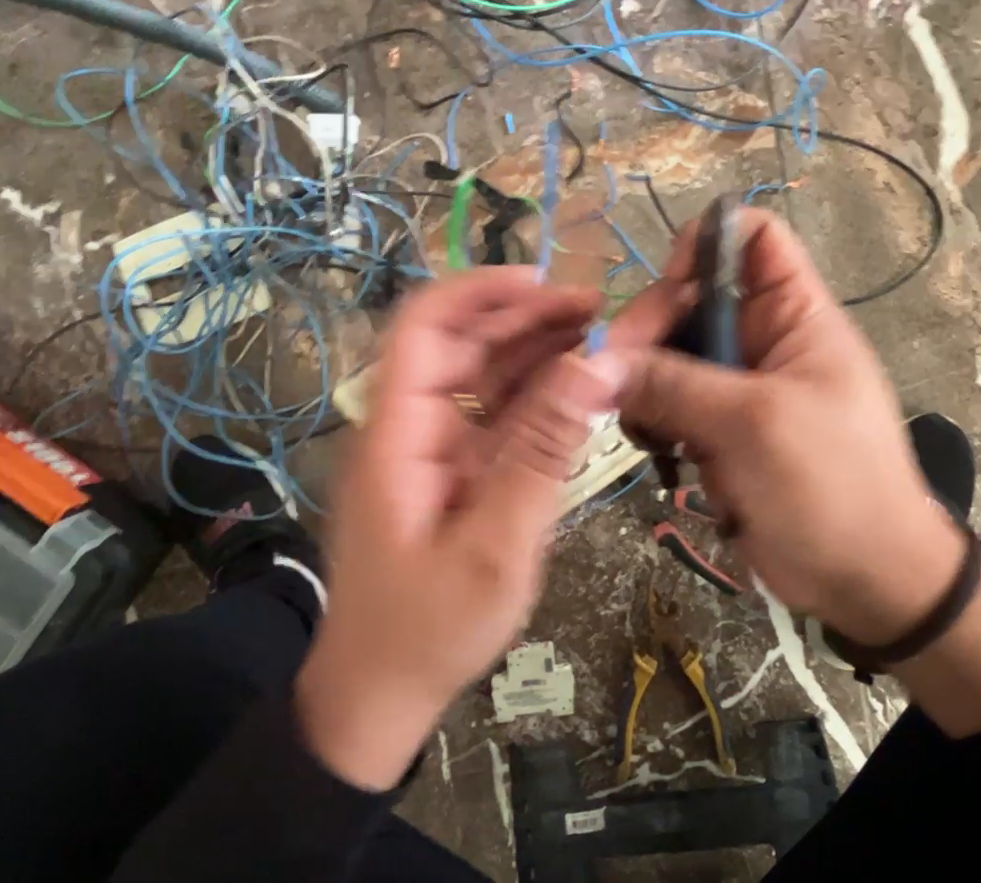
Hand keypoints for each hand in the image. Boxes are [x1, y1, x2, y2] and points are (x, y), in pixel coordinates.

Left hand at [295, 268, 625, 789]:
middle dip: (527, 320)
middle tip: (598, 312)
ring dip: (538, 355)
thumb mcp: (496, 543)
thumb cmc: (428, 629)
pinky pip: (497, 424)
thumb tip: (594, 366)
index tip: (547, 283)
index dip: (480, 291)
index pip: (425, 327)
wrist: (379, 697)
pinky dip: (537, 403)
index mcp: (398, 432)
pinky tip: (580, 389)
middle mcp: (411, 428)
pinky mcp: (455, 478)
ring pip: (484, 382)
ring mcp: (433, 454)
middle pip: (463, 348)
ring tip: (601, 337)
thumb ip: (545, 452)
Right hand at [610, 209, 965, 646]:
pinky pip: (669, 405)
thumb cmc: (832, 486)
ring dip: (643, 383)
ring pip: (670, 355)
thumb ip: (674, 385)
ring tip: (636, 423)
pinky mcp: (718, 432)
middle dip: (649, 331)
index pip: (752, 238)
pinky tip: (651, 448)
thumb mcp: (755, 424)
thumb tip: (596, 363)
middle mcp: (764, 340)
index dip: (705, 243)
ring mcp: (738, 388)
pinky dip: (651, 420)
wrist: (865, 581)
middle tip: (613, 376)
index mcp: (797, 315)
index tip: (668, 288)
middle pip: (690, 299)